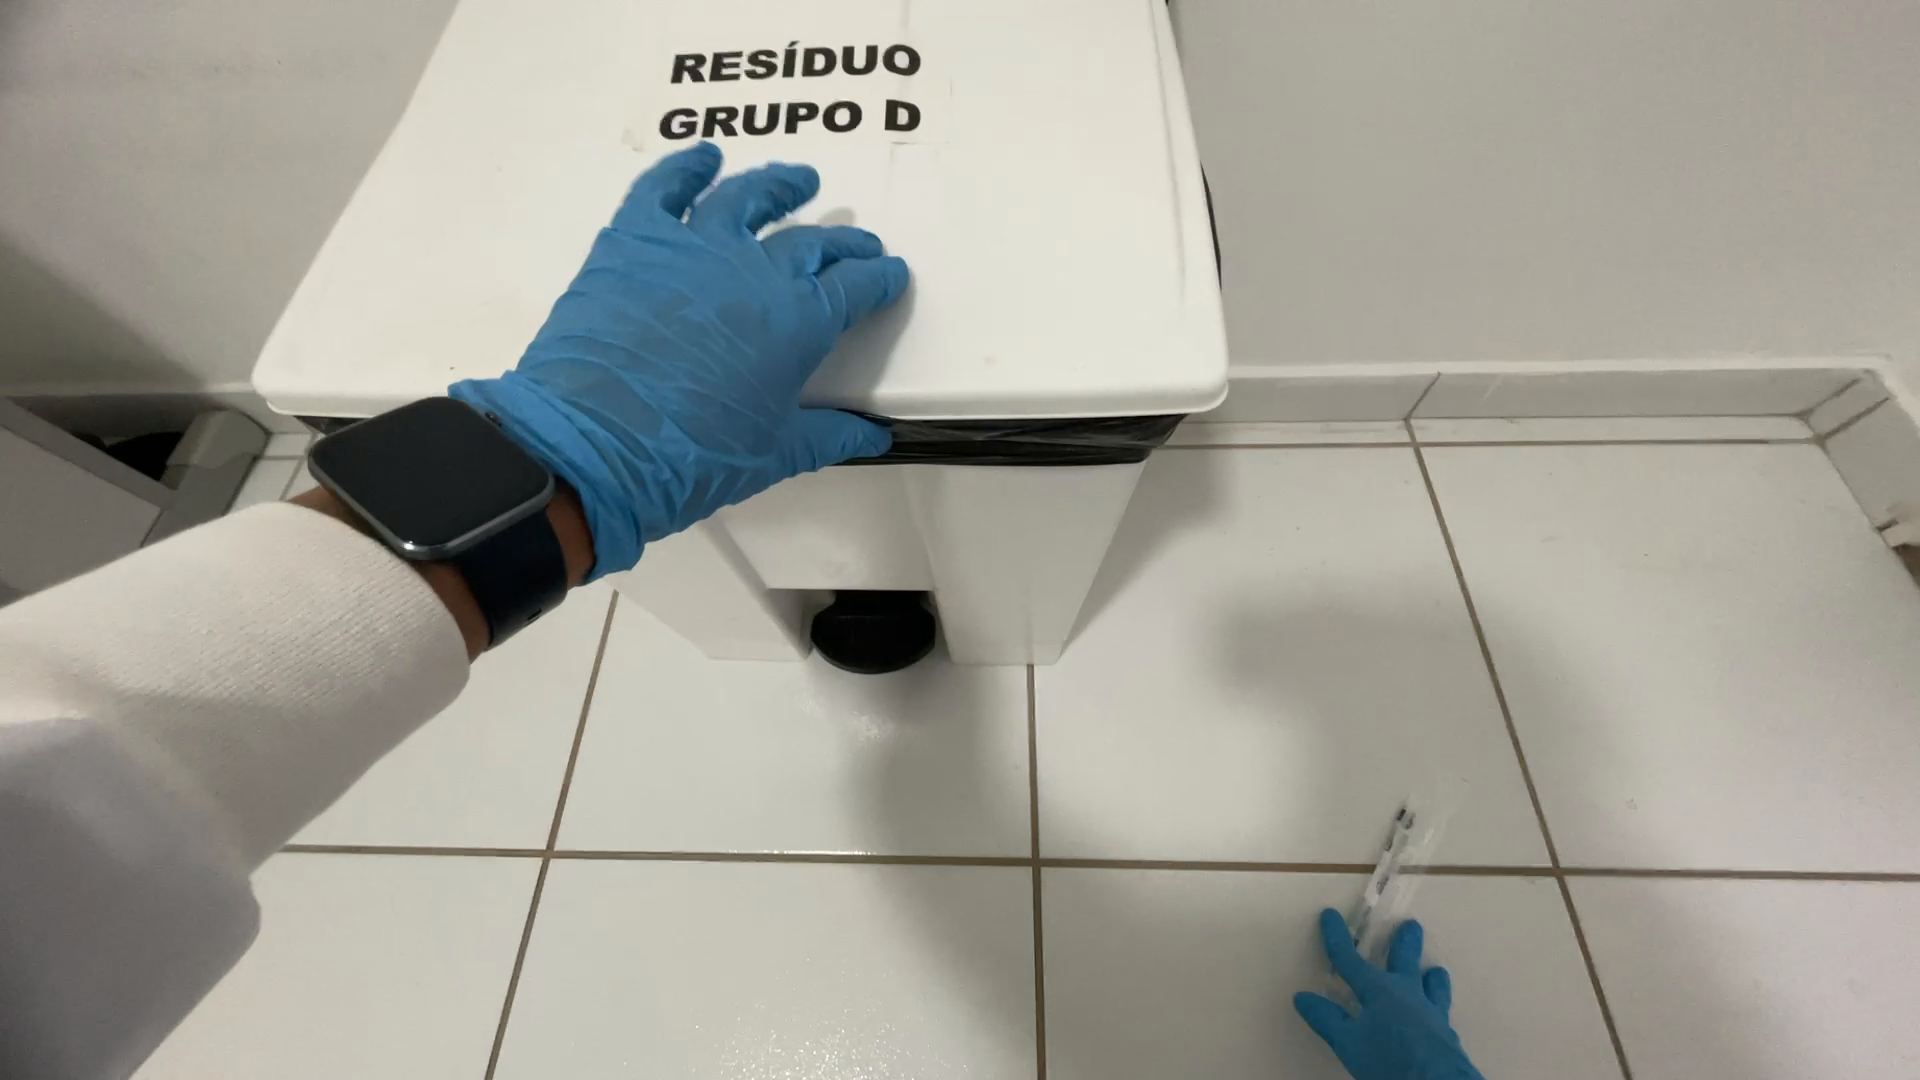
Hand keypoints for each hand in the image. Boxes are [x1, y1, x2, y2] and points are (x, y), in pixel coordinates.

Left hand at [449, 141, 907, 579]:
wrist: (596, 447)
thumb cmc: (699, 455)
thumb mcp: (778, 453)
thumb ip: (833, 436)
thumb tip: (876, 438)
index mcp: (799, 322)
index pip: (854, 288)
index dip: (878, 278)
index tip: (890, 273)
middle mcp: (755, 271)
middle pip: (810, 243)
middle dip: (842, 243)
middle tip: (858, 243)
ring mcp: (694, 246)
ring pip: (746, 199)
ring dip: (779, 186)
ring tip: (800, 179)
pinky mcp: (635, 239)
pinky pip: (664, 187)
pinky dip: (686, 166)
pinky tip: (705, 157)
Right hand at [1294, 909, 1485, 1079]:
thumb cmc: (1390, 1062)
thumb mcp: (1349, 1044)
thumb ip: (1326, 1019)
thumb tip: (1302, 997)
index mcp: (1378, 990)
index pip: (1350, 958)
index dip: (1337, 936)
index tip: (1330, 914)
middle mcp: (1408, 996)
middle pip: (1404, 962)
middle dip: (1404, 942)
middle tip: (1412, 924)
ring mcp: (1433, 1017)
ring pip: (1433, 989)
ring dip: (1432, 978)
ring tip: (1437, 970)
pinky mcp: (1450, 1040)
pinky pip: (1443, 1016)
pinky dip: (1438, 1010)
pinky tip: (1441, 1017)